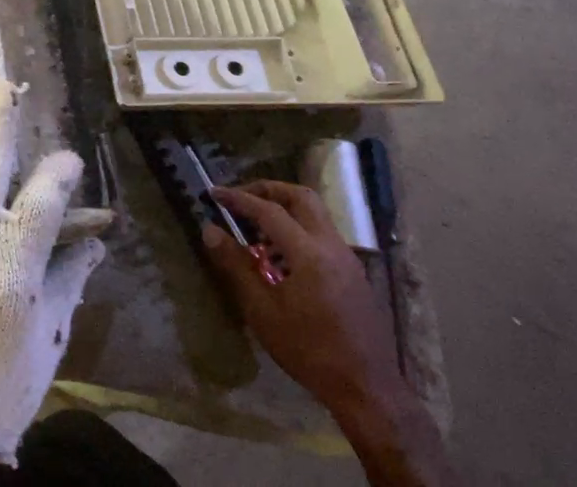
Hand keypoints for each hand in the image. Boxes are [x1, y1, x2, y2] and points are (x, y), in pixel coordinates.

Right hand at [204, 181, 400, 413]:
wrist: (366, 388)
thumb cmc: (308, 350)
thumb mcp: (262, 310)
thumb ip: (235, 265)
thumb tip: (210, 230)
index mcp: (309, 253)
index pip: (268, 211)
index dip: (238, 198)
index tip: (213, 193)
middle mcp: (332, 246)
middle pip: (301, 197)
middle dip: (268, 189)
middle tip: (240, 198)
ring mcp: (347, 259)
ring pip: (316, 215)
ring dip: (284, 210)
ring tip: (255, 231)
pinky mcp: (353, 274)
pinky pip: (323, 236)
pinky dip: (298, 230)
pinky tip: (280, 258)